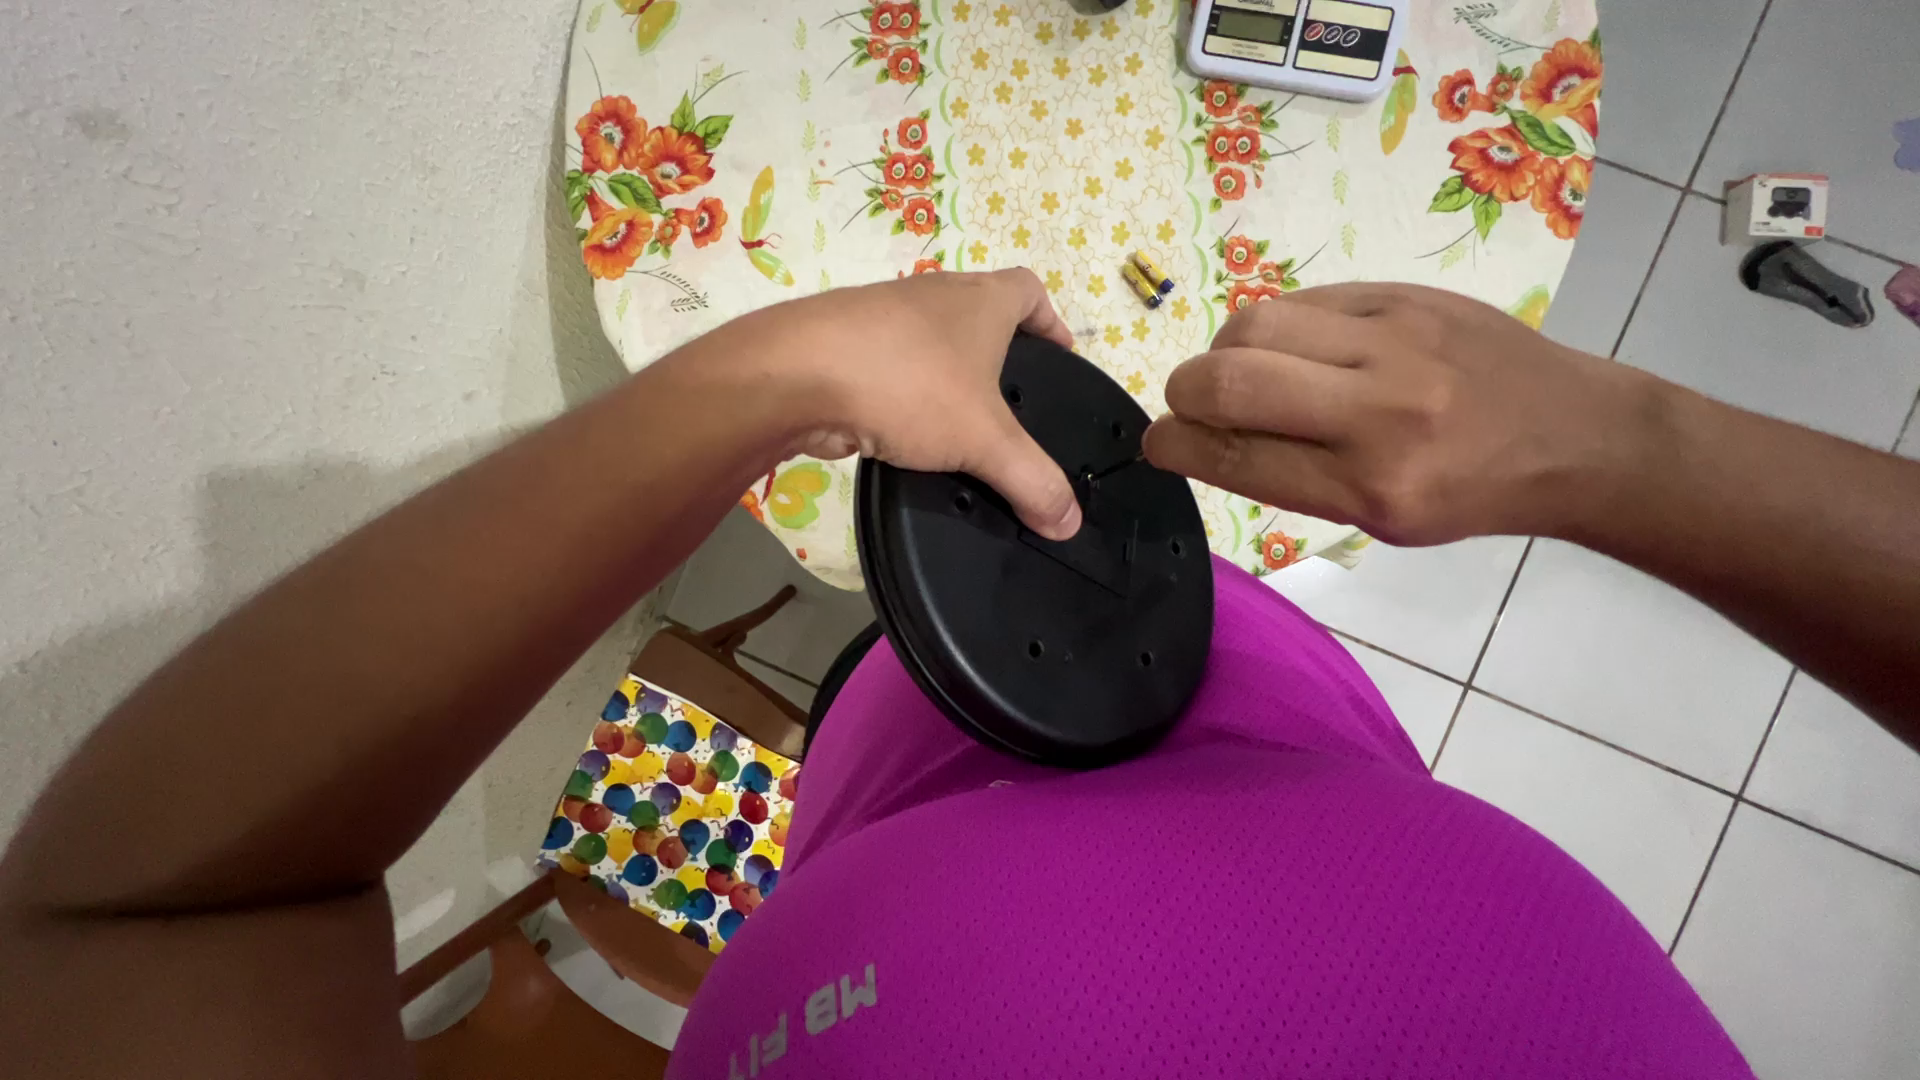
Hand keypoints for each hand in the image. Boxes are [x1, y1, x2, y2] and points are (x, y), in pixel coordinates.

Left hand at [717, 268, 1082, 538]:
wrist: (798, 376)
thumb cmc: (911, 386)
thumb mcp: (984, 440)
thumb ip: (1031, 480)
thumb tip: (1070, 523)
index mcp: (979, 300)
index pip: (1029, 289)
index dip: (1052, 320)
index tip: (1060, 358)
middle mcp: (934, 298)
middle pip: (979, 315)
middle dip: (1001, 355)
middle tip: (1015, 408)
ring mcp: (885, 320)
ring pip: (932, 344)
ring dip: (949, 378)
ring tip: (964, 431)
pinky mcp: (847, 348)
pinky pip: (893, 370)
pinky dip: (907, 398)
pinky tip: (909, 438)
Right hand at [1142, 283, 1658, 545]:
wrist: (1575, 434)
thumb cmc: (1465, 495)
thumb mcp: (1373, 518)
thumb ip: (1283, 475)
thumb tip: (1201, 433)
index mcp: (1369, 485)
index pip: (1234, 456)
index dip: (1175, 446)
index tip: (1158, 444)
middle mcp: (1380, 410)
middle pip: (1230, 379)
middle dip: (1184, 394)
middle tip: (1192, 406)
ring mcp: (1394, 339)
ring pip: (1254, 324)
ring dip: (1224, 352)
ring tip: (1246, 374)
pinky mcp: (1402, 294)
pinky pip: (1301, 300)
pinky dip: (1275, 329)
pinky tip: (1296, 349)